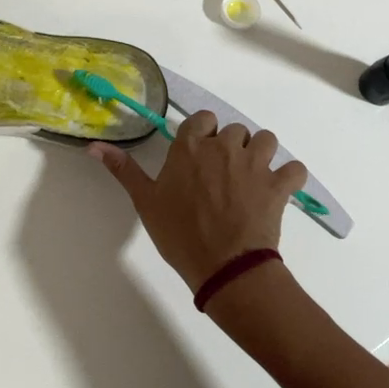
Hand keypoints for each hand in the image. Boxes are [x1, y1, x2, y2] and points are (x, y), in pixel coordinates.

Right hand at [90, 111, 307, 290]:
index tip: (200, 154)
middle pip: (234, 129)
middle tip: (223, 175)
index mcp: (190, 147)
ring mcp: (255, 164)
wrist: (224, 268)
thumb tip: (93, 146)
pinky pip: (295, 169)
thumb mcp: (145, 202)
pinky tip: (279, 190)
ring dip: (261, 154)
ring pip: (266, 140)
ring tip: (251, 179)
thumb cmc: (179, 234)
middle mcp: (223, 147)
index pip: (203, 119)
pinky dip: (290, 177)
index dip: (204, 133)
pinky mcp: (279, 185)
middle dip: (231, 146)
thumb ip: (123, 169)